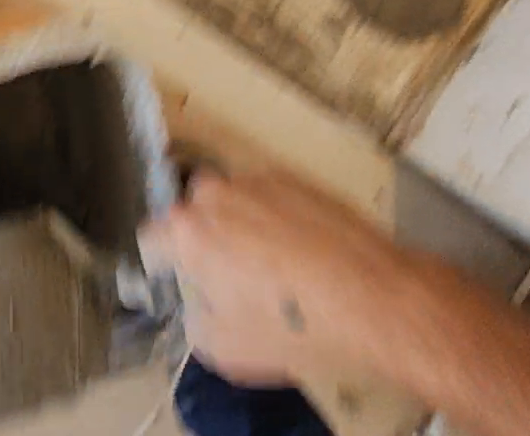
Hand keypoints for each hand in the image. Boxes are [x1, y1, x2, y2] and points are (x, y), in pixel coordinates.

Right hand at [139, 172, 419, 386]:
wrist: (378, 299)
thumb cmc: (298, 326)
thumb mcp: (228, 350)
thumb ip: (194, 324)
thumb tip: (199, 310)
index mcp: (186, 232)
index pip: (151, 238)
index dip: (164, 262)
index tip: (181, 278)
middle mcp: (212, 196)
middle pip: (192, 214)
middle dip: (206, 239)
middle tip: (235, 275)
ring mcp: (252, 181)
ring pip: (232, 202)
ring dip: (242, 225)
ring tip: (278, 264)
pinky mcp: (292, 177)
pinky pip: (270, 197)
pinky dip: (279, 217)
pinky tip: (305, 251)